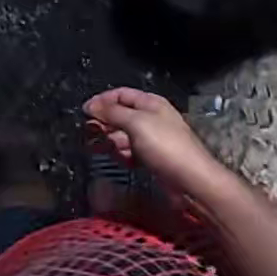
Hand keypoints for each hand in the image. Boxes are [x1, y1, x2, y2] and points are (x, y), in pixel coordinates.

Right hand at [83, 88, 226, 194]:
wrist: (191, 181)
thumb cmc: (165, 146)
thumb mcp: (135, 122)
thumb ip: (111, 112)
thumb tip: (90, 105)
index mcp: (150, 102)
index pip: (120, 94)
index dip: (102, 100)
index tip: (85, 112)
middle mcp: (151, 117)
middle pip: (120, 114)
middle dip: (104, 122)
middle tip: (90, 132)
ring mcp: (152, 139)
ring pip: (123, 135)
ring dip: (111, 140)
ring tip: (102, 148)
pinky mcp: (152, 158)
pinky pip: (131, 151)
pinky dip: (123, 154)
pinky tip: (121, 159)